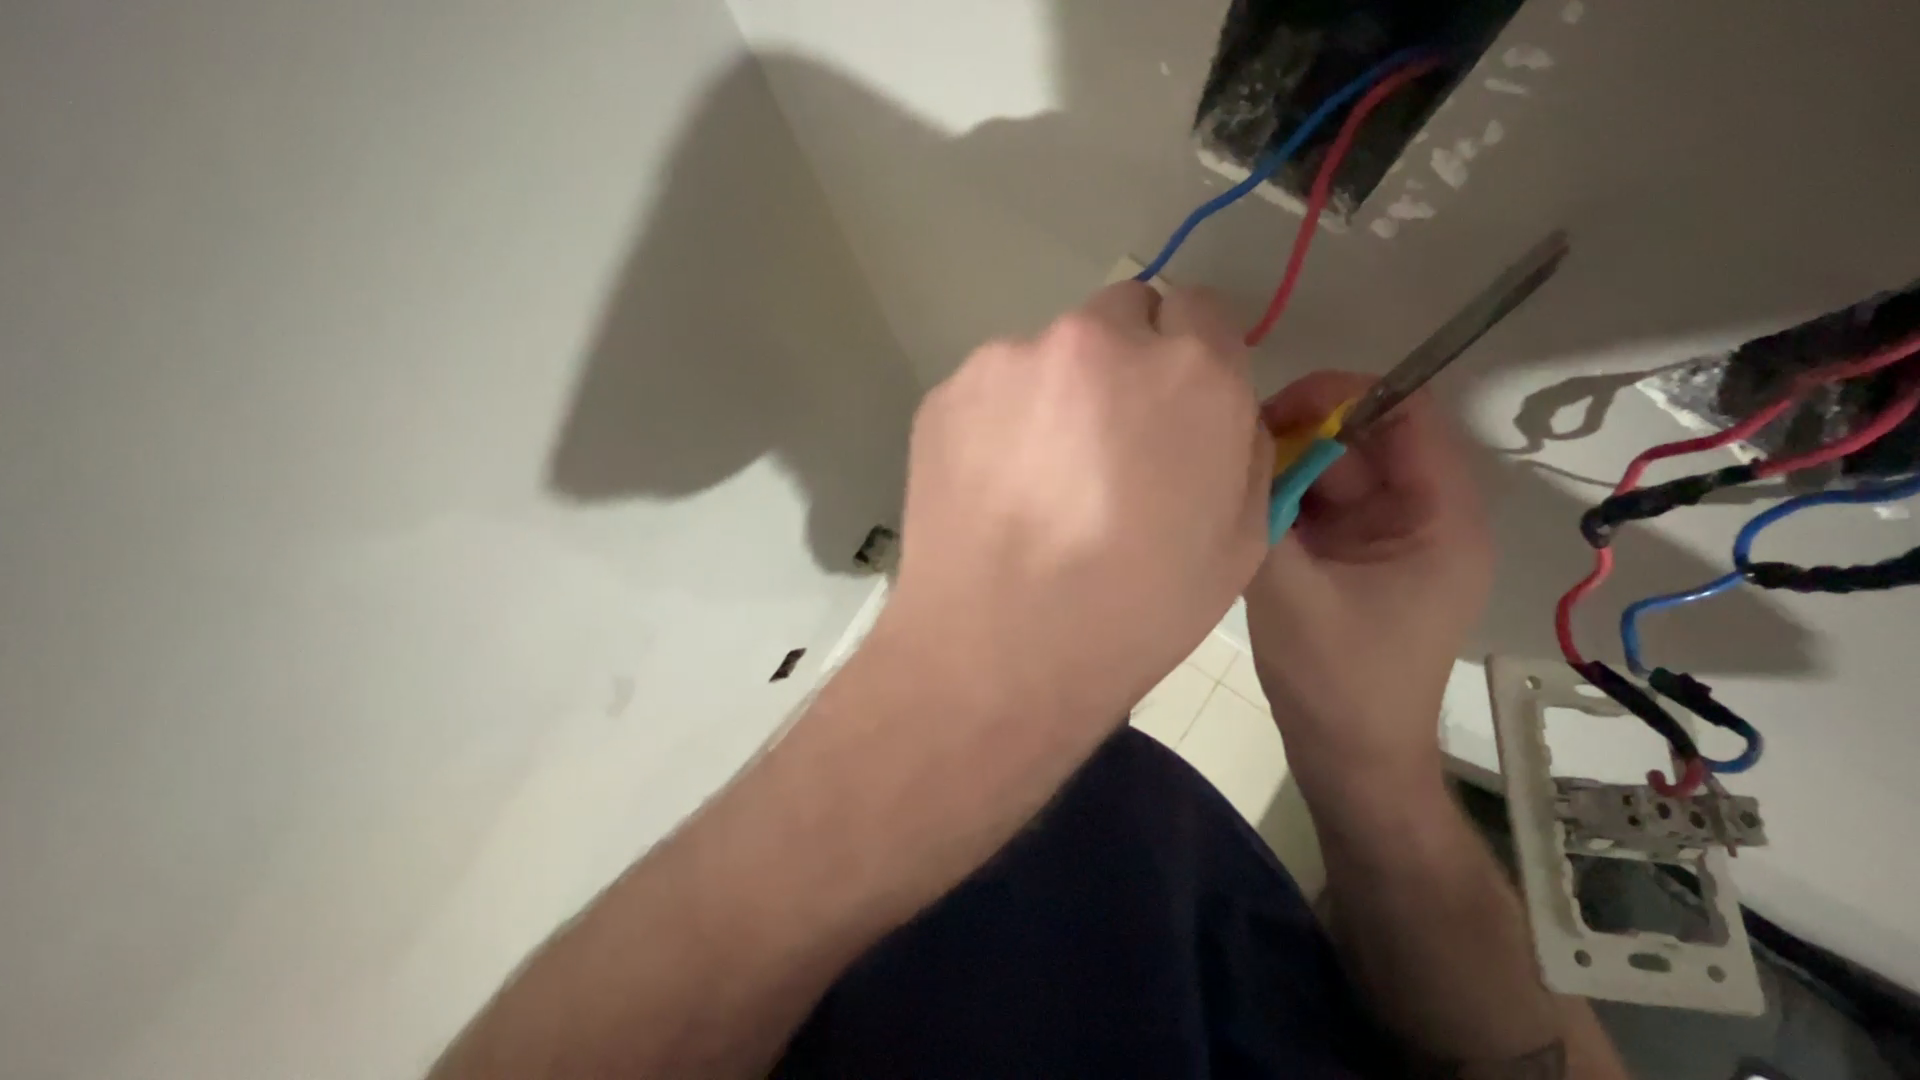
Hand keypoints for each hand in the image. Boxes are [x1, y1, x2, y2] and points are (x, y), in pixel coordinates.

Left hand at [876, 282, 1273, 754]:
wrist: (997, 652)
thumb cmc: (1134, 609)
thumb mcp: (1240, 539)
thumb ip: (1240, 447)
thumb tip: (1215, 413)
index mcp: (1188, 370)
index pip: (1202, 311)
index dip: (1193, 358)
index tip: (1175, 409)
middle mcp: (1097, 340)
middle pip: (1124, 317)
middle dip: (1126, 362)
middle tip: (1107, 444)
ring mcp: (1009, 360)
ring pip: (1050, 355)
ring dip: (1057, 394)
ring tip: (1039, 482)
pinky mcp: (946, 393)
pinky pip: (992, 390)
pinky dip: (1000, 422)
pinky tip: (994, 491)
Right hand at [1245, 371, 1491, 778]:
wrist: (1351, 760)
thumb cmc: (1338, 681)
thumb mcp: (1292, 593)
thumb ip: (1265, 514)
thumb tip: (1231, 450)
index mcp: (1440, 518)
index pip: (1408, 414)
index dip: (1345, 396)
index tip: (1276, 410)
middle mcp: (1423, 517)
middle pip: (1366, 440)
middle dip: (1303, 434)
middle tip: (1236, 447)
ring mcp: (1388, 539)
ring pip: (1337, 472)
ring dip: (1287, 468)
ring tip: (1229, 476)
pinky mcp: (1357, 559)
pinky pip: (1322, 507)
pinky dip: (1285, 500)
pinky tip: (1241, 505)